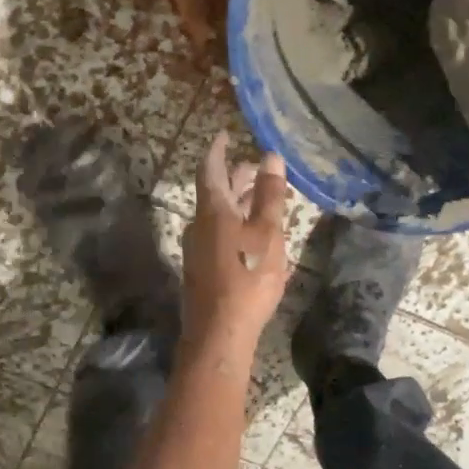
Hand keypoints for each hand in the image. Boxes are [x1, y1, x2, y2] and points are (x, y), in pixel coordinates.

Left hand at [181, 133, 289, 353]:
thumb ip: (269, 195)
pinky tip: (253, 233)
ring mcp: (199, 249)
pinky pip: (220, 234)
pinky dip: (236, 223)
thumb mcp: (266, 234)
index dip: (217, 149)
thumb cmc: (246, 278)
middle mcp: (200, 225)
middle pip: (215, 192)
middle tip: (255, 165)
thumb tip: (270, 156)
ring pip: (219, 215)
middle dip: (235, 176)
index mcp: (213, 210)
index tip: (225, 134)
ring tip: (261, 196)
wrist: (218, 334)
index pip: (210, 168)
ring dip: (238, 201)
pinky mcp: (203, 270)